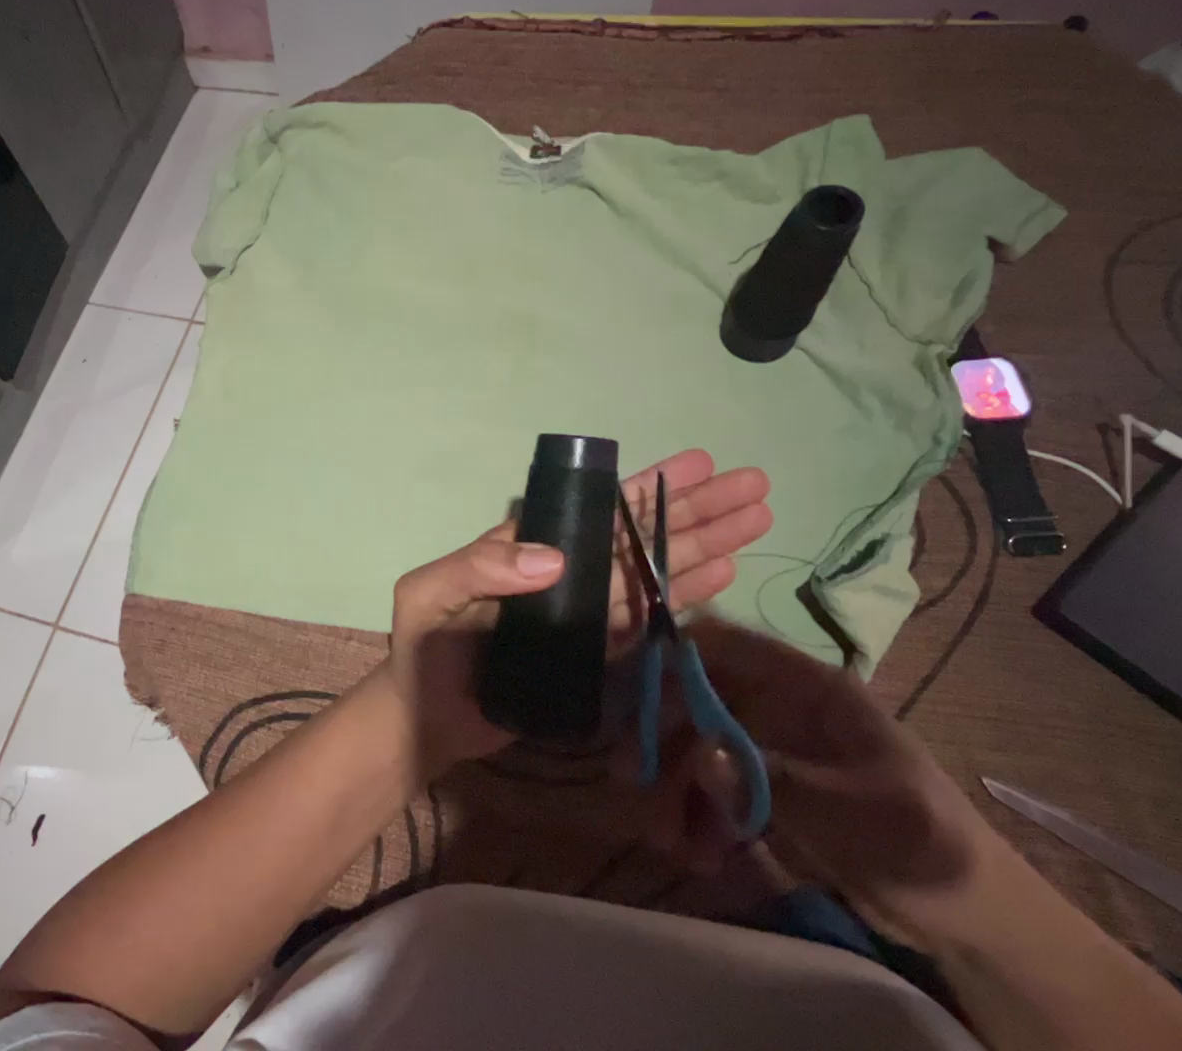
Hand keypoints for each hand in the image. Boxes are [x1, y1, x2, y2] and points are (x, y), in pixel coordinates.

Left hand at [381, 450, 771, 774]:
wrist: (429, 718)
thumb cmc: (424, 651)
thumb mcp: (429, 595)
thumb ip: (477, 568)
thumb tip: (557, 559)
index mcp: (527, 547)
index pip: (596, 507)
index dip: (648, 486)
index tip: (698, 464)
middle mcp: (564, 571)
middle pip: (639, 533)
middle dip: (696, 509)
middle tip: (755, 487)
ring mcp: (583, 610)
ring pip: (652, 570)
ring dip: (703, 546)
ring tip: (757, 521)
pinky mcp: (594, 650)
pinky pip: (646, 616)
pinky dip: (683, 595)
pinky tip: (722, 574)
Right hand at [653, 620, 1005, 923]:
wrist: (968, 918)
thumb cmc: (923, 847)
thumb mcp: (853, 813)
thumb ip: (774, 780)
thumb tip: (701, 755)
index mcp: (806, 689)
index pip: (724, 644)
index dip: (672, 657)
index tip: (633, 698)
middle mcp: (776, 707)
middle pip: (693, 698)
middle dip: (659, 740)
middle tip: (632, 783)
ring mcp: (766, 749)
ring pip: (692, 748)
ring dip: (672, 790)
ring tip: (670, 842)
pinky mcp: (761, 790)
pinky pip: (708, 791)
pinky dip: (694, 818)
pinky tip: (700, 855)